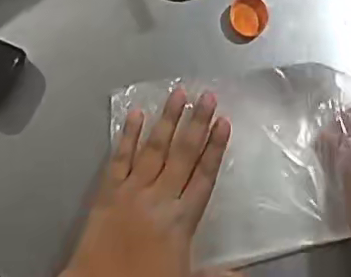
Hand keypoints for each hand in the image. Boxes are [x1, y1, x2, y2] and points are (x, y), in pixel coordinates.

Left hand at [64, 87, 230, 276]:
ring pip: (155, 150)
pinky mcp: (107, 196)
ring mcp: (132, 194)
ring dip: (168, 120)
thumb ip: (214, 274)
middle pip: (183, 154)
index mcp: (181, 220)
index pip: (204, 176)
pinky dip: (128, 137)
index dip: (215, 148)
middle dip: (197, 123)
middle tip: (208, 95)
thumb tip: (244, 273)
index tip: (224, 122)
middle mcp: (160, 200)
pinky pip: (120, 161)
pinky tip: (136, 115)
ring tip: (179, 93)